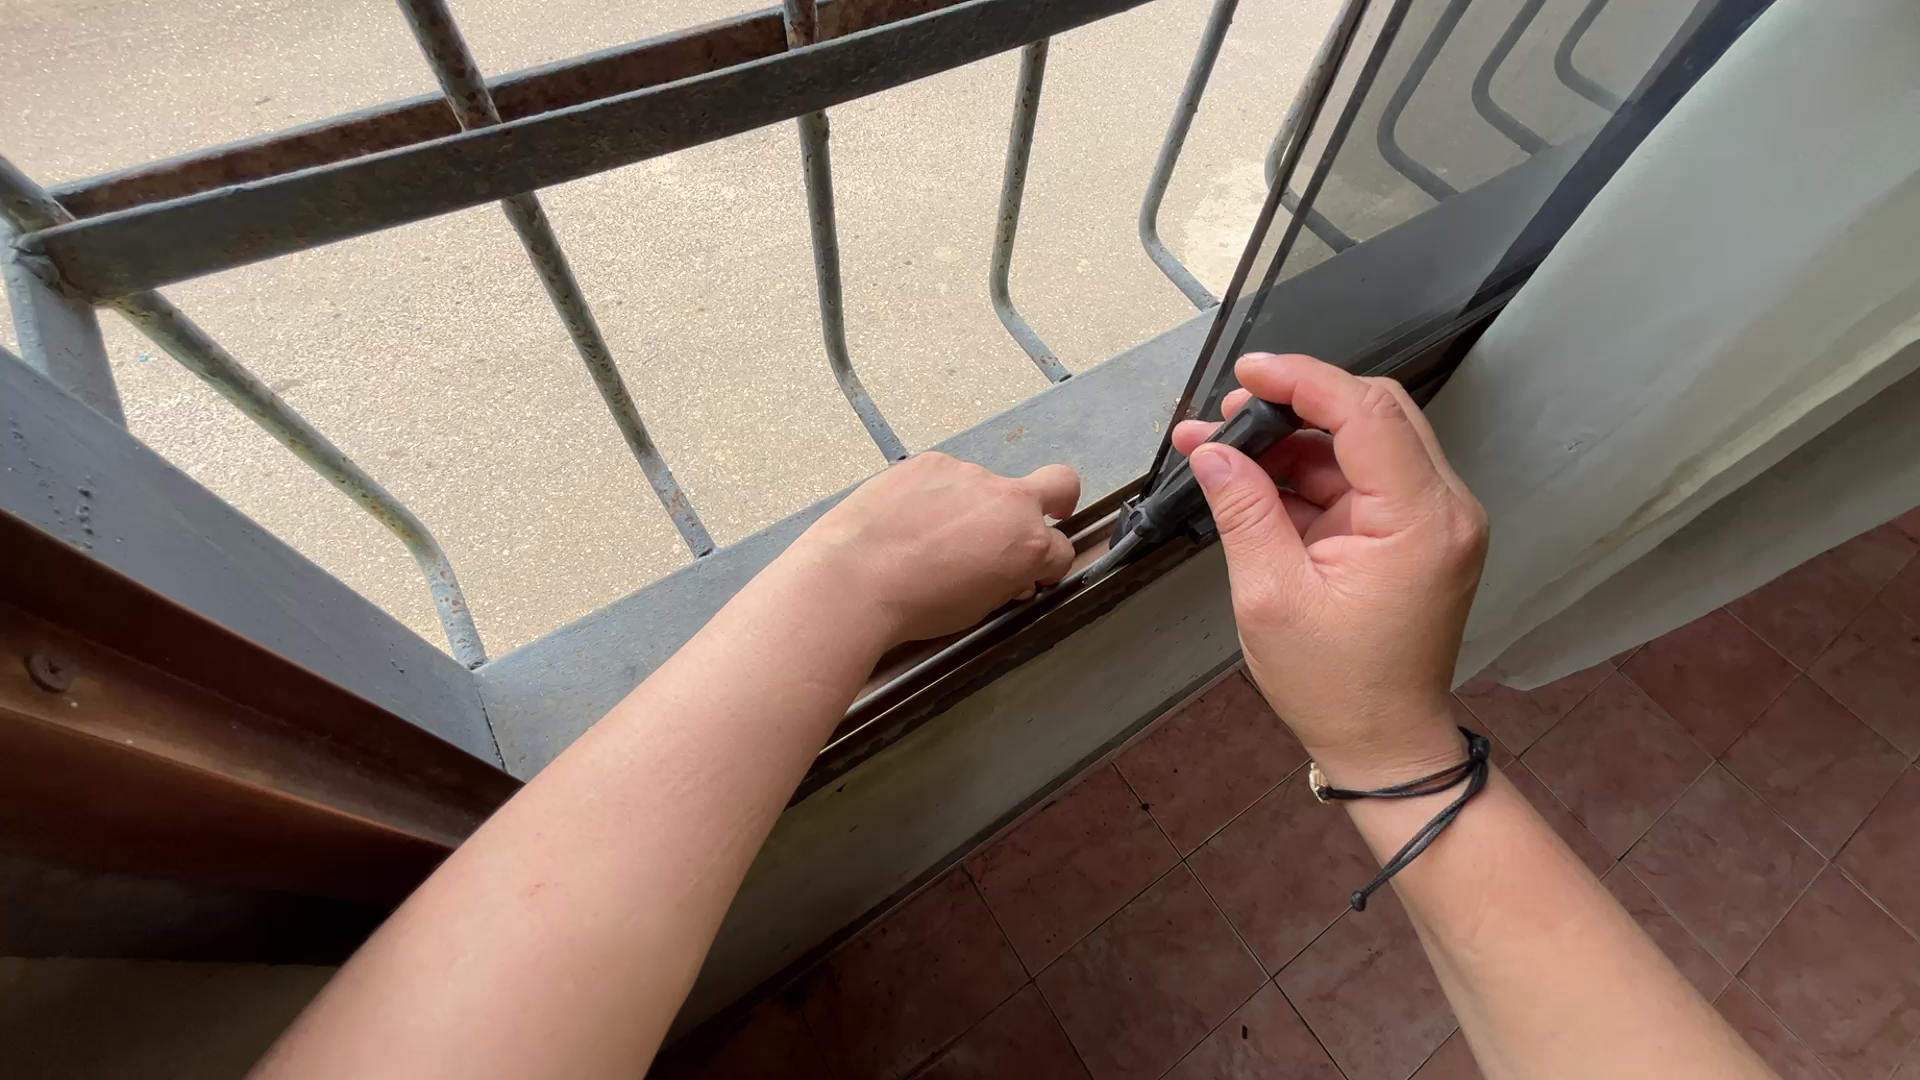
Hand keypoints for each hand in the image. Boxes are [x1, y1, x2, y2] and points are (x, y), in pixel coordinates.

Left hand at [787, 452, 1080, 643]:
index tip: (1031, 575)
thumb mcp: (977, 608)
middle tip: (1029, 522)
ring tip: (929, 535)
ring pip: (986, 486)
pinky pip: (945, 476)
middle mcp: (1007, 500)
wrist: (855, 578)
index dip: (1049, 565)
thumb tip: (1011, 576)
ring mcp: (969, 474)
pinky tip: (906, 518)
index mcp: (1026, 543)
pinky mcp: (930, 462)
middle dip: (1061, 501)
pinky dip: (936, 494)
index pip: (1061, 549)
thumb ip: (1005, 583)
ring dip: (973, 506)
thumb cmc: (917, 606)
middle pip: (1062, 483)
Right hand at [1171, 353, 1487, 784]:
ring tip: (1215, 448)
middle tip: (1225, 416)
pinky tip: (1245, 479)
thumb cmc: (1331, 683)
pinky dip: (1298, 476)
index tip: (1245, 374)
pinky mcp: (1404, 535)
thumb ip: (1243, 511)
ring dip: (1286, 442)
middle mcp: (1439, 509)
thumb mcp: (1270, 595)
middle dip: (1293, 405)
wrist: (1380, 741)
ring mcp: (1425, 521)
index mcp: (1419, 521)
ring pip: (1355, 446)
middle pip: (1370, 417)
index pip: (1367, 415)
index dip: (1303, 381)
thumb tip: (1212, 451)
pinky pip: (1350, 482)